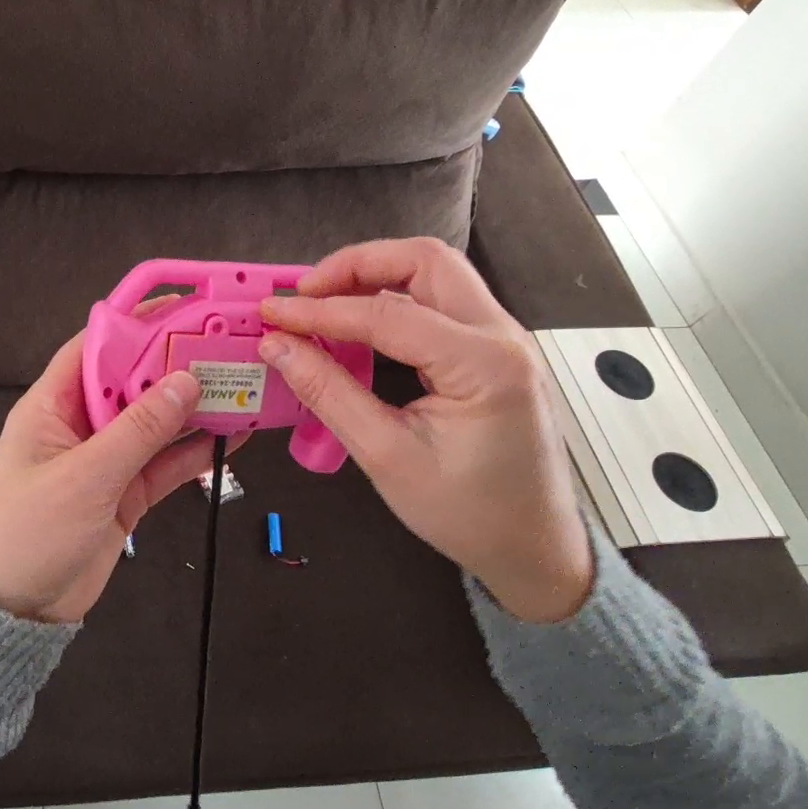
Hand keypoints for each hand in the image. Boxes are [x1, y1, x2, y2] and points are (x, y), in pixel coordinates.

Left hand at [0, 330, 243, 623]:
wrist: (16, 608)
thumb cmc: (31, 531)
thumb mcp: (85, 476)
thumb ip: (138, 431)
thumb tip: (185, 382)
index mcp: (52, 405)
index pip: (94, 349)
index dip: (134, 325)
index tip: (180, 310)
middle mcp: (80, 424)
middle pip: (131, 382)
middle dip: (173, 365)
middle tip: (224, 346)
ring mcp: (105, 460)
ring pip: (154, 423)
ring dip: (192, 407)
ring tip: (240, 385)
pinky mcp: (126, 494)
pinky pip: (165, 464)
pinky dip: (195, 452)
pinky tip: (232, 436)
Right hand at [258, 238, 594, 622]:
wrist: (535, 548)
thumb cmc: (467, 513)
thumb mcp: (387, 456)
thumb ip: (329, 392)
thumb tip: (277, 346)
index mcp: (483, 364)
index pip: (386, 313)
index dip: (320, 310)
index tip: (272, 312)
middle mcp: (502, 335)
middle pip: (425, 260)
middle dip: (357, 264)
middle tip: (304, 292)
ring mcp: (503, 338)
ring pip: (435, 272)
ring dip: (375, 275)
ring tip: (323, 301)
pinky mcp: (493, 349)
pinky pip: (440, 300)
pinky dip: (392, 297)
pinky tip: (357, 322)